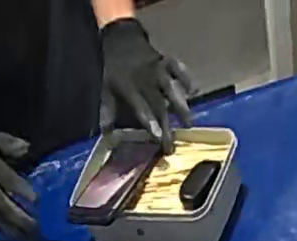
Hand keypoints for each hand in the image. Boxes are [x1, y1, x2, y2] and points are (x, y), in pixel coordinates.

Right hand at [0, 122, 37, 239]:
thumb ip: (8, 144)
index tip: (36, 199)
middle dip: (20, 217)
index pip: (7, 179)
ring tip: (30, 239)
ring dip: (14, 229)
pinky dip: (2, 230)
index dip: (22, 190)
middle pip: (4, 204)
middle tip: (37, 227)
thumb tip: (27, 148)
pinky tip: (16, 237)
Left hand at [99, 18, 192, 150]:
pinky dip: (185, 79)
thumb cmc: (113, 69)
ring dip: (181, 106)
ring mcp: (158, 69)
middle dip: (166, 125)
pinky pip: (178, 69)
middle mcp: (147, 80)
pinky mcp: (166, 60)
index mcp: (130, 89)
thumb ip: (106, 113)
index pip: (142, 109)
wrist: (122, 39)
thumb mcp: (105, 91)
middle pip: (159, 105)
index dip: (150, 123)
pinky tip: (191, 91)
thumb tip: (106, 135)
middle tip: (171, 144)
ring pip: (172, 89)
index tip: (158, 137)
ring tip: (188, 124)